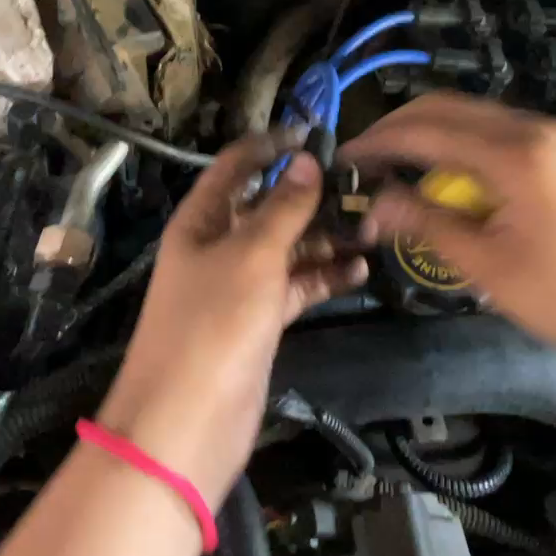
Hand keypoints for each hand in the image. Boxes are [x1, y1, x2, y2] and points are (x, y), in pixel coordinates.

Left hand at [97, 133, 369, 505]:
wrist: (185, 422)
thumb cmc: (213, 324)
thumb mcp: (252, 256)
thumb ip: (283, 208)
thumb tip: (307, 160)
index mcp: (202, 219)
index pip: (236, 165)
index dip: (272, 145)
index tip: (318, 134)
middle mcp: (219, 244)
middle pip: (267, 206)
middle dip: (309, 195)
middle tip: (361, 188)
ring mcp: (239, 284)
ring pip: (286, 247)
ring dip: (324, 237)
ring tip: (369, 228)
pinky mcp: (259, 320)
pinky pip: (295, 286)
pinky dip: (323, 276)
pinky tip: (358, 269)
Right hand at [338, 93, 555, 360]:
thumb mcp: (494, 270)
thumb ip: (430, 225)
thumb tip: (377, 201)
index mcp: (511, 152)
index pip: (422, 129)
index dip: (375, 142)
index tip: (340, 160)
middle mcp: (530, 127)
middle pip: (444, 107)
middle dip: (396, 128)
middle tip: (363, 163)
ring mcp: (553, 134)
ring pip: (471, 114)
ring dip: (428, 134)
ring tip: (399, 171)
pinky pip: (496, 129)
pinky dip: (459, 143)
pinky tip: (451, 176)